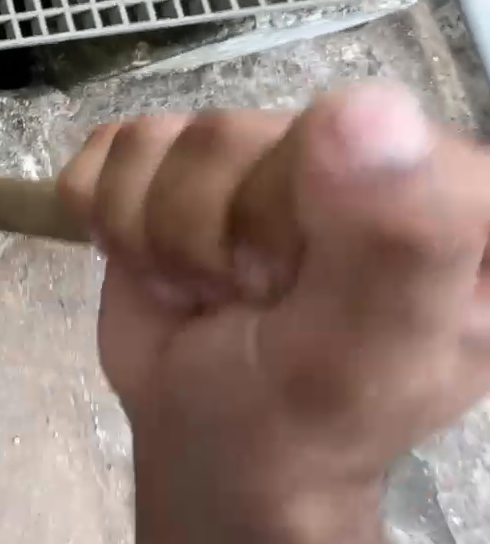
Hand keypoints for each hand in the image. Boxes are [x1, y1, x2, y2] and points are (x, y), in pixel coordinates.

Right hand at [59, 82, 489, 543]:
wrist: (205, 437)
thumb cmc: (297, 414)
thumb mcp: (365, 352)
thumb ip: (392, 240)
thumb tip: (362, 105)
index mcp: (441, 189)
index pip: (335, 133)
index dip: (284, 217)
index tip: (293, 292)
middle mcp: (342, 154)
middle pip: (222, 134)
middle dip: (201, 234)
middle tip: (240, 297)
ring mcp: (243, 156)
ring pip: (151, 140)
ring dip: (147, 233)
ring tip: (196, 285)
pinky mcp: (158, 166)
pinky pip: (102, 149)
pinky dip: (103, 215)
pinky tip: (146, 255)